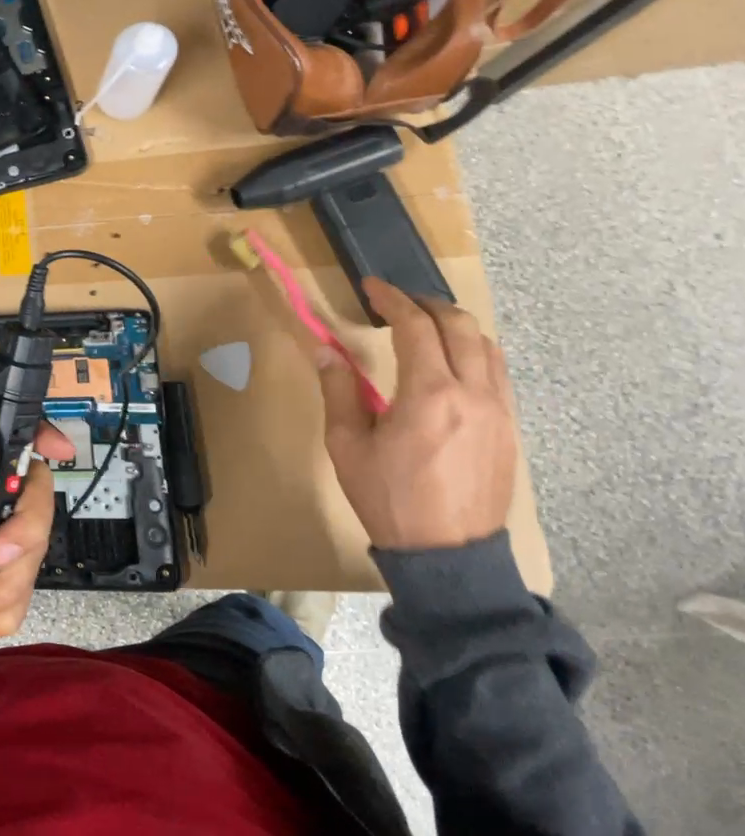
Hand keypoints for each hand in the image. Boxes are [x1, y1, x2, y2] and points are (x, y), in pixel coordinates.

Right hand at [315, 277, 518, 551]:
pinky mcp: (509, 427)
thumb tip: (327, 353)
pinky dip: (473, 352)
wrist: (447, 550)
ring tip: (426, 326)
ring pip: (488, 347)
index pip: (416, 328)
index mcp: (429, 394)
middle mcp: (474, 393)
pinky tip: (450, 363)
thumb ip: (339, 392)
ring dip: (455, 326)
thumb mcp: (347, 445)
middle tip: (398, 301)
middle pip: (462, 327)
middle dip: (429, 304)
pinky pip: (497, 373)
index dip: (393, 300)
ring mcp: (499, 410)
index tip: (372, 287)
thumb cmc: (387, 496)